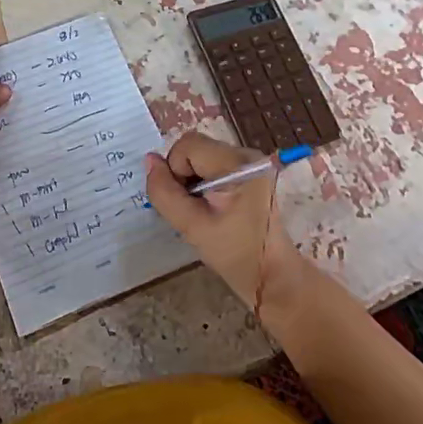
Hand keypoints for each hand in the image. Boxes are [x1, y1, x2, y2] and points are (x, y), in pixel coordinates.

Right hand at [147, 132, 301, 309]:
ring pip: (202, 156)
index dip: (175, 171)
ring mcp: (251, 162)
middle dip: (184, 175)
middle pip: (196, 148)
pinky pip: (214, 165)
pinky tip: (214, 207)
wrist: (272, 277)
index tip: (186, 203)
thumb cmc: (235, 254)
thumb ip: (164, 192)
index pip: (188, 146)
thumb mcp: (191, 226)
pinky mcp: (251, 172)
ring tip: (204, 210)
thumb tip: (150, 161)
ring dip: (193, 180)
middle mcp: (247, 154)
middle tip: (193, 209)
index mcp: (238, 163)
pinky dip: (205, 183)